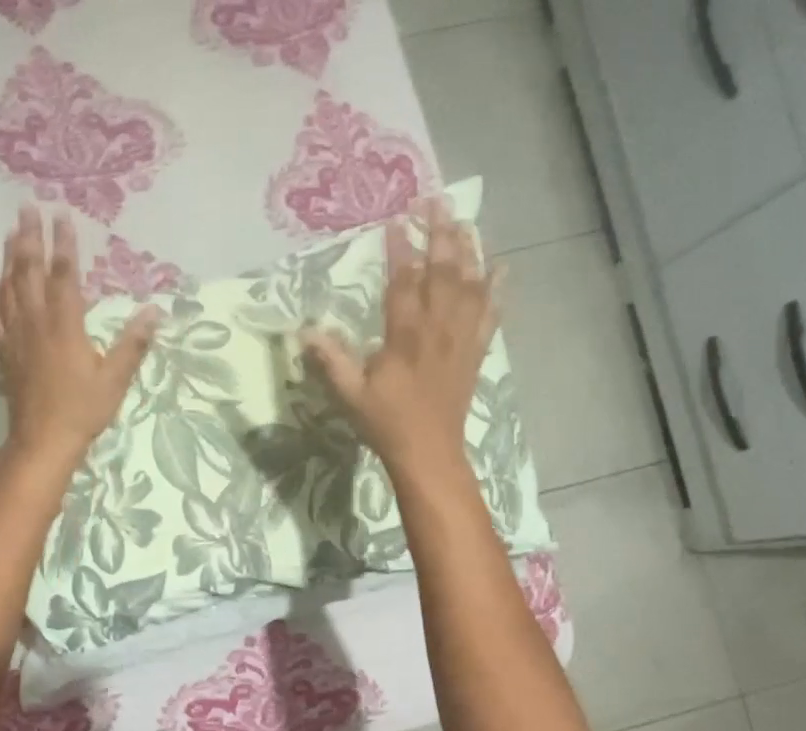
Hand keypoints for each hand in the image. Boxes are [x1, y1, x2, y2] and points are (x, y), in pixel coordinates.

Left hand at [0, 206, 160, 466]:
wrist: (42, 441)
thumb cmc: (82, 411)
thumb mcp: (115, 379)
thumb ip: (133, 343)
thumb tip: (154, 311)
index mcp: (65, 325)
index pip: (64, 275)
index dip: (64, 244)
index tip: (62, 215)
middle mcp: (36, 323)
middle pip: (29, 272)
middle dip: (28, 238)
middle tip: (26, 208)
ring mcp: (16, 338)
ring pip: (9, 288)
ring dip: (9, 258)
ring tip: (10, 233)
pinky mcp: (5, 354)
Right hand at [302, 199, 498, 480]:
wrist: (430, 453)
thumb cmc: (386, 423)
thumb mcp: (350, 394)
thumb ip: (331, 360)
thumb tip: (305, 330)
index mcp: (405, 337)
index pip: (403, 283)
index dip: (401, 250)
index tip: (397, 220)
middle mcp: (438, 330)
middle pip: (443, 273)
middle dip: (440, 234)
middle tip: (436, 202)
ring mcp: (462, 340)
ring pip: (470, 286)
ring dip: (469, 251)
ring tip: (464, 221)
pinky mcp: (476, 352)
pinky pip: (492, 314)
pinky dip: (497, 289)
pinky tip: (501, 266)